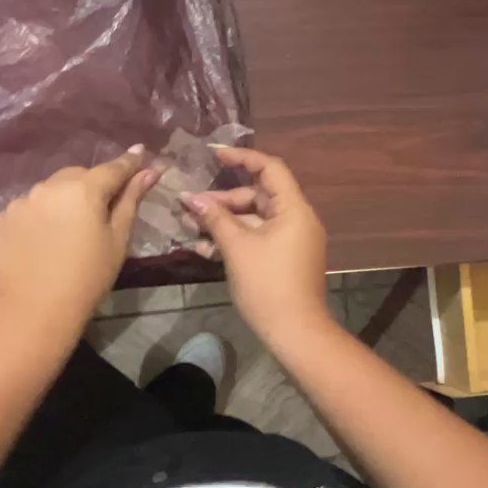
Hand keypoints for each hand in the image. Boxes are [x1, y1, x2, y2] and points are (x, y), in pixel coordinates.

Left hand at [0, 148, 156, 333]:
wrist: (34, 311)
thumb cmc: (87, 279)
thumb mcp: (117, 240)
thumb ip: (131, 200)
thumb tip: (149, 170)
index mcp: (83, 189)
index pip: (113, 168)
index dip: (129, 163)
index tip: (141, 154)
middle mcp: (49, 185)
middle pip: (78, 176)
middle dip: (92, 186)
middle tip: (101, 212)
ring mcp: (22, 200)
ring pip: (51, 190)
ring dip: (63, 200)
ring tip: (68, 231)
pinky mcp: (3, 218)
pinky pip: (29, 207)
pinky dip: (40, 216)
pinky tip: (44, 240)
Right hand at [185, 147, 334, 345]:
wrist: (295, 332)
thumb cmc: (268, 284)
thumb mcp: (237, 248)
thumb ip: (215, 218)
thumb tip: (191, 198)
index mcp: (293, 209)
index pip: (269, 168)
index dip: (242, 157)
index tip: (213, 155)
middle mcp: (296, 219)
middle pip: (257, 195)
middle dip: (223, 200)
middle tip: (191, 207)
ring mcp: (291, 241)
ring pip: (253, 219)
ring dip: (224, 221)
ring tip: (191, 228)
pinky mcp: (283, 259)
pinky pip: (257, 238)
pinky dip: (234, 239)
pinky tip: (204, 249)